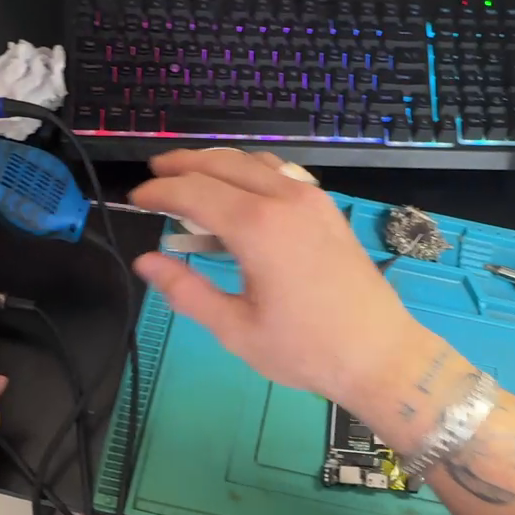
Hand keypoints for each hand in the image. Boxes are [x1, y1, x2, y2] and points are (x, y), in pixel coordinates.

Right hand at [128, 150, 459, 423]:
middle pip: (223, 163)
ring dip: (217, 164)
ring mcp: (311, 200)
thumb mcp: (236, 330)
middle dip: (183, 164)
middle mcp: (284, 199)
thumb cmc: (305, 350)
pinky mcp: (327, 210)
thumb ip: (188, 292)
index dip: (159, 191)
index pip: (194, 191)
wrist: (377, 353)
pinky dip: (250, 172)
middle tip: (156, 173)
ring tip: (192, 178)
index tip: (136, 197)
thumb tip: (147, 263)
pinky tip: (240, 193)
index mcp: (257, 227)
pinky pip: (280, 173)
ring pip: (254, 161)